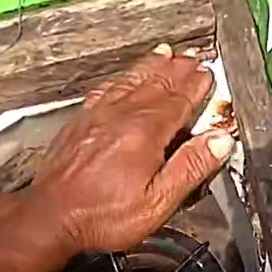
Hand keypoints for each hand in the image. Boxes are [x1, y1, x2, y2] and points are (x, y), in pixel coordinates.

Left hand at [15, 48, 234, 253]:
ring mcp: (96, 117)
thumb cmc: (102, 216)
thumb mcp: (157, 202)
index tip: (208, 75)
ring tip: (164, 55)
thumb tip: (220, 141)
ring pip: (129, 82)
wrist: (51, 217)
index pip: (179, 100)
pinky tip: (121, 80)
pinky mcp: (78, 125)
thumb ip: (190, 168)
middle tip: (192, 57)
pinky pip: (103, 91)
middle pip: (156, 84)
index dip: (197, 87)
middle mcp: (121, 116)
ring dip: (150, 66)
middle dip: (178, 69)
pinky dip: (119, 79)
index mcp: (146, 132)